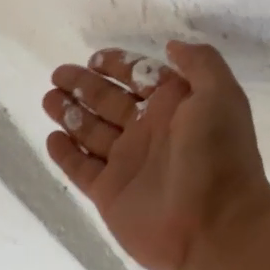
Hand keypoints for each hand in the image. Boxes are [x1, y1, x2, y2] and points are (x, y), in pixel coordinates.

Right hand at [42, 41, 269, 269]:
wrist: (215, 223)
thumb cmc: (219, 153)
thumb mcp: (220, 94)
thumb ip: (200, 64)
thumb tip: (172, 46)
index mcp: (180, 106)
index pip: (145, 77)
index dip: (122, 65)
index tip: (96, 56)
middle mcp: (154, 131)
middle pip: (113, 101)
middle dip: (87, 86)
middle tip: (59, 73)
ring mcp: (131, 163)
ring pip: (94, 131)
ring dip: (71, 113)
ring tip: (48, 96)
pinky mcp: (111, 194)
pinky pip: (83, 168)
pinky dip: (67, 153)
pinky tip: (53, 137)